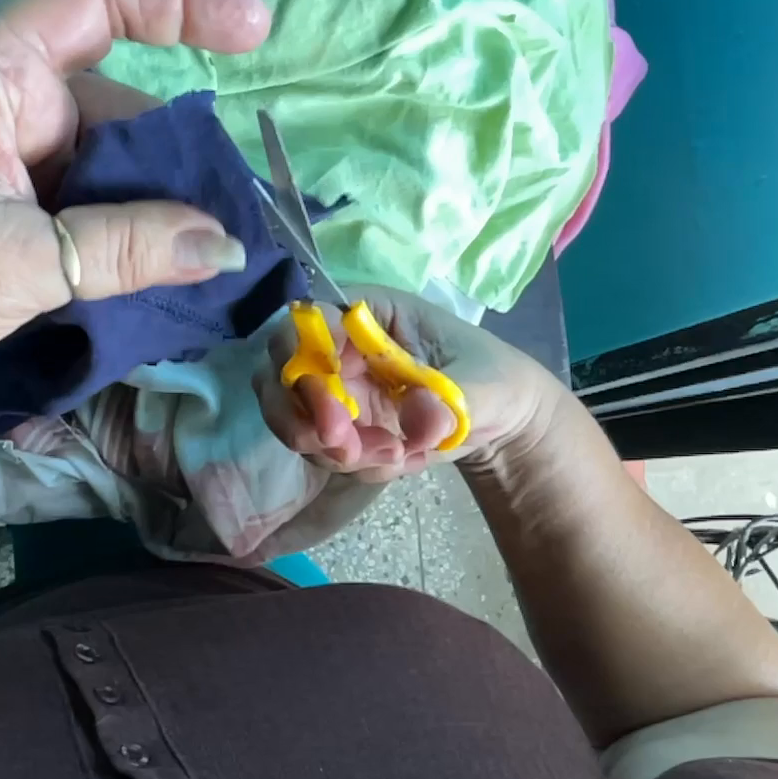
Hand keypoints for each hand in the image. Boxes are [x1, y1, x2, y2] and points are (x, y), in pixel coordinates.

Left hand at [0, 0, 271, 382]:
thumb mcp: (5, 261)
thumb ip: (121, 250)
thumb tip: (228, 247)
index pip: (91, 0)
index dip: (178, 1)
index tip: (256, 31)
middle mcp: (9, 104)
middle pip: (123, 105)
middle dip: (184, 159)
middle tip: (243, 223)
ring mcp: (16, 160)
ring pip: (117, 166)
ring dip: (165, 209)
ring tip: (219, 258)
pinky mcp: (19, 209)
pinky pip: (97, 208)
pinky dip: (135, 237)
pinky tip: (172, 270)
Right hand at [254, 287, 561, 481]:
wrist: (499, 422)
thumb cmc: (493, 381)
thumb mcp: (484, 385)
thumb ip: (450, 399)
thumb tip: (421, 415)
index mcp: (368, 314)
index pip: (307, 320)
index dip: (300, 357)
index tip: (330, 405)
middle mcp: (338, 348)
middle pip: (278, 373)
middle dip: (305, 418)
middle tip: (348, 449)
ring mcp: (333, 389)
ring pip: (293, 419)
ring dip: (334, 449)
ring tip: (396, 456)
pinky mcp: (338, 427)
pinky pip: (320, 450)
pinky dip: (354, 464)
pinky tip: (399, 459)